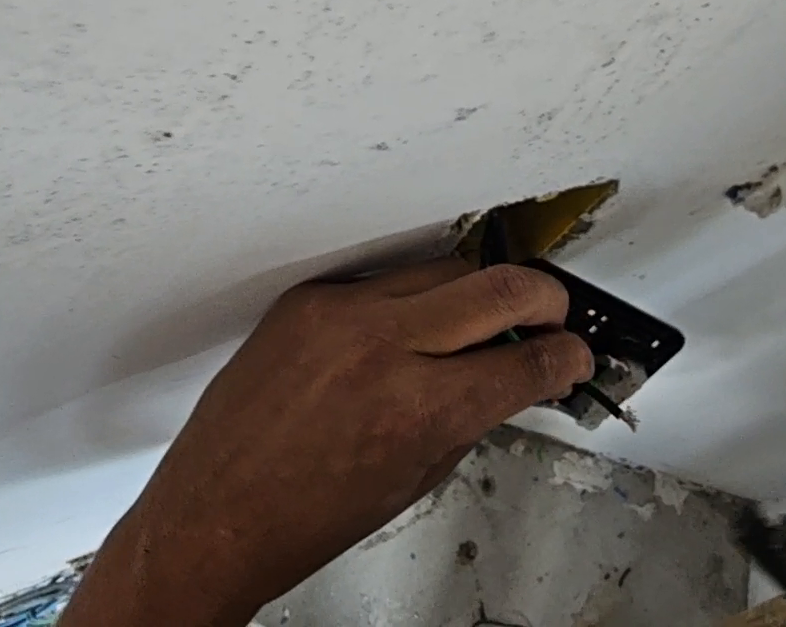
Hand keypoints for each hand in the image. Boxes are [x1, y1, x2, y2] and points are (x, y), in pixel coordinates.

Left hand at [59, 258, 594, 626]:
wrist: (211, 517)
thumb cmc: (305, 518)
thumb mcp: (415, 478)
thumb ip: (473, 415)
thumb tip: (515, 373)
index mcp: (417, 410)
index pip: (525, 361)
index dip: (566, 356)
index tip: (574, 355)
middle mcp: (382, 348)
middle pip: (500, 287)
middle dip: (547, 297)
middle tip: (554, 314)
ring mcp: (341, 313)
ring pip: (447, 268)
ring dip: (483, 290)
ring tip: (489, 313)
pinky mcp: (310, 299)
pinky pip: (387, 279)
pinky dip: (416, 297)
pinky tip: (417, 322)